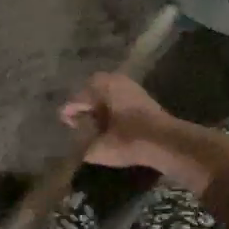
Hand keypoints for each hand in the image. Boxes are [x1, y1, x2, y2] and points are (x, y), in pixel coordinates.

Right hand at [60, 73, 194, 178]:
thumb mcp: (98, 148)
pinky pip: (120, 101)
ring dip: (100, 107)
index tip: (63, 120)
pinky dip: (113, 110)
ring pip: (108, 95)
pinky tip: (112, 126)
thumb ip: (83, 144)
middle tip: (77, 121)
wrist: (165, 142)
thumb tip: (78, 141)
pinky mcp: (144, 99)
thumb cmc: (128, 141)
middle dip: (84, 105)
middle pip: (93, 91)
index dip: (69, 111)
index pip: (77, 98)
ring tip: (94, 126)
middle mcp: (116, 80)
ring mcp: (132, 88)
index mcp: (102, 85)